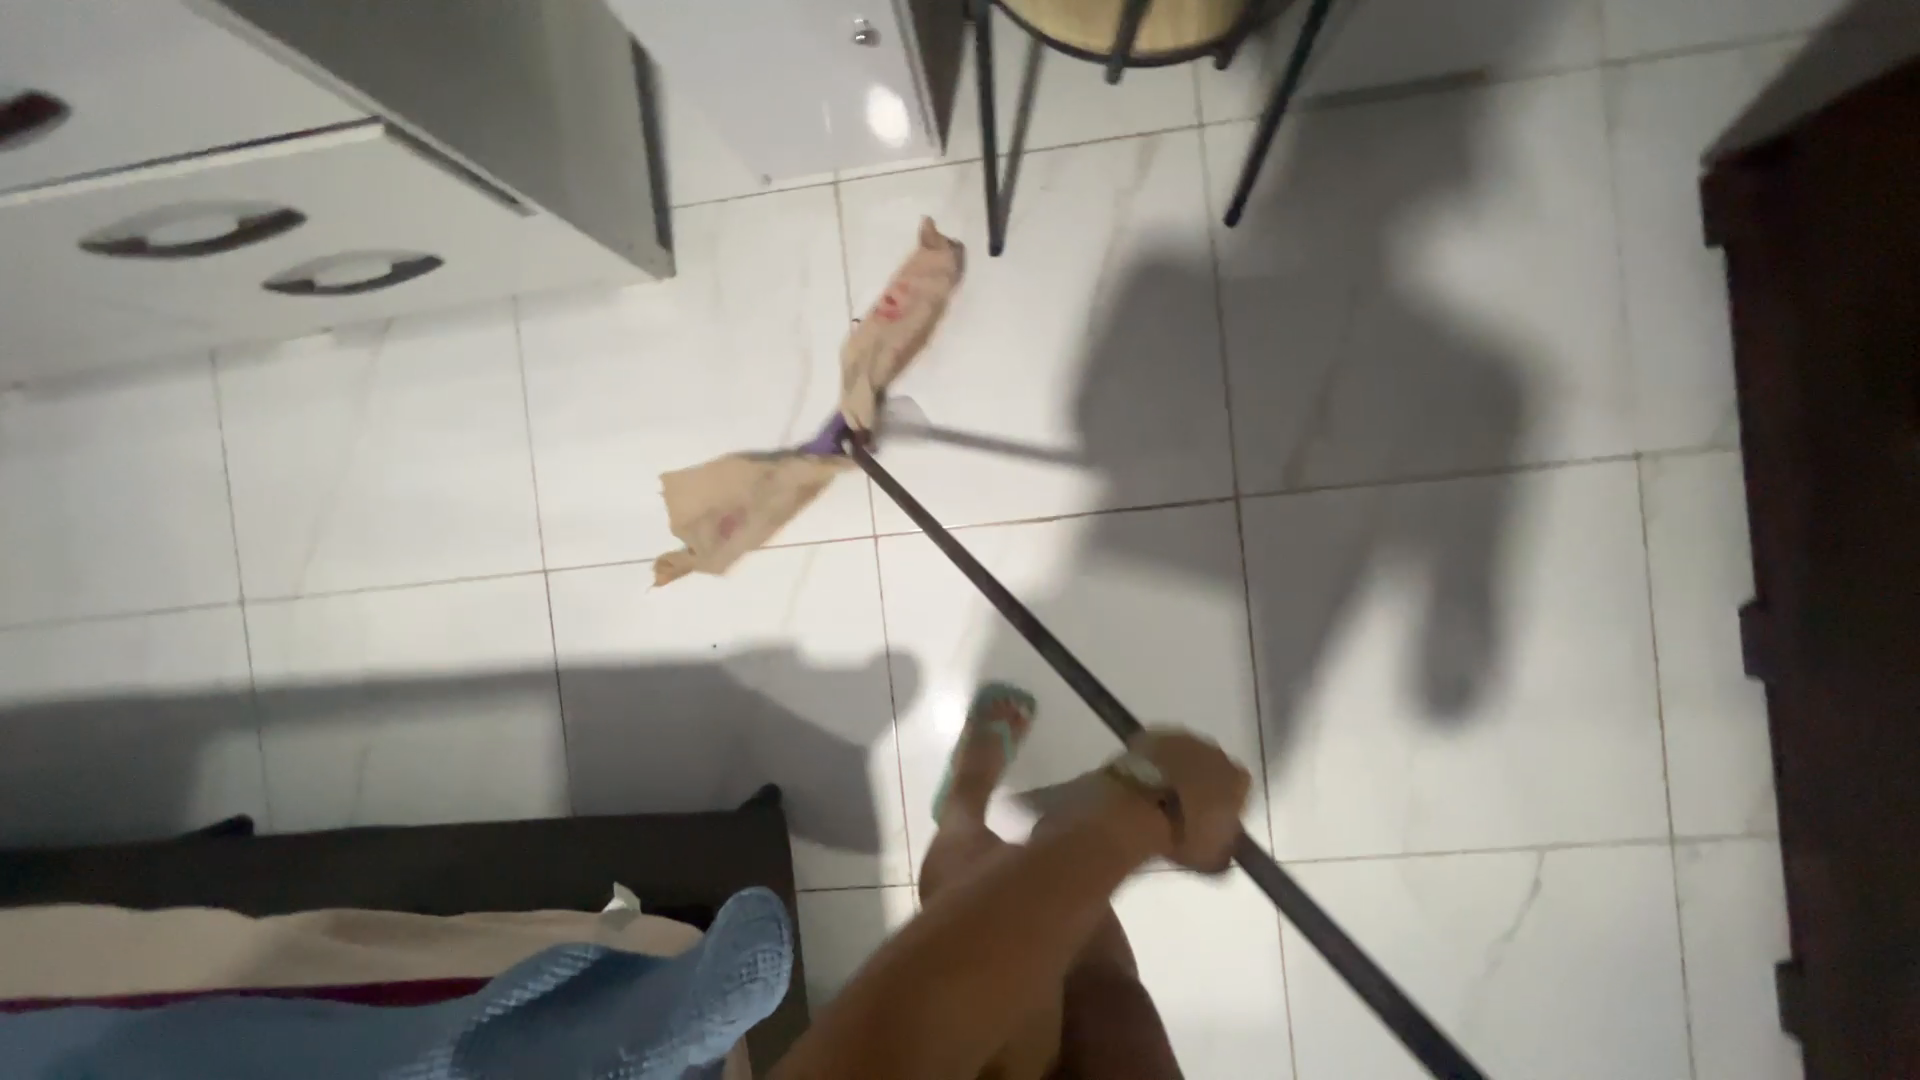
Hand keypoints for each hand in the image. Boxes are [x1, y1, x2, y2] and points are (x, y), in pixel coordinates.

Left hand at [1129, 729, 1250, 872]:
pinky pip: (1159, 748)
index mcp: (1238, 780)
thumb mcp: (1213, 858)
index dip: (1224, 804)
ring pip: (1186, 754)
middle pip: (1213, 767)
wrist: (1139, 808)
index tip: (1209, 819)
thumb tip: (1221, 849)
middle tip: (1184, 806)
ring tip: (1160, 792)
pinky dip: (1155, 760)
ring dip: (1178, 769)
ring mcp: (1183, 739)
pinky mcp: (1154, 734)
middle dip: (1201, 782)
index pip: (1238, 790)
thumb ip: (1224, 849)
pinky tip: (1145, 778)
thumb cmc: (1181, 836)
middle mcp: (1216, 753)